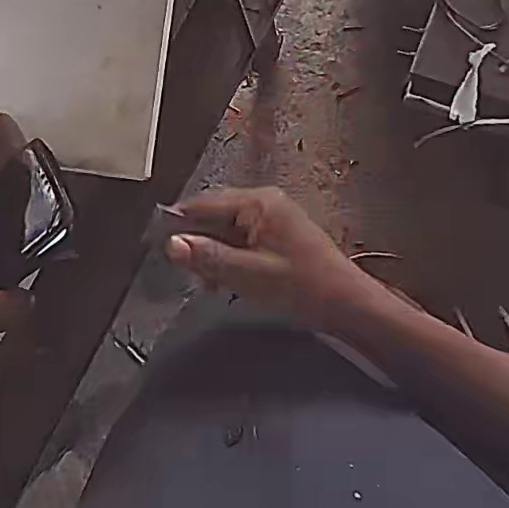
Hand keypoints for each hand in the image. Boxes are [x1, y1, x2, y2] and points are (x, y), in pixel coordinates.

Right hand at [162, 187, 383, 331]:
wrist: (348, 304)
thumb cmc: (304, 286)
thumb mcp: (248, 275)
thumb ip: (208, 257)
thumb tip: (172, 244)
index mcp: (259, 203)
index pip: (204, 204)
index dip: (180, 225)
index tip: (160, 247)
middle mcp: (265, 202)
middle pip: (215, 216)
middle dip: (199, 245)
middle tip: (190, 274)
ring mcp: (273, 217)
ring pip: (227, 231)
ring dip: (214, 255)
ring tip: (211, 283)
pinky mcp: (278, 235)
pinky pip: (242, 240)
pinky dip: (231, 259)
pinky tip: (228, 281)